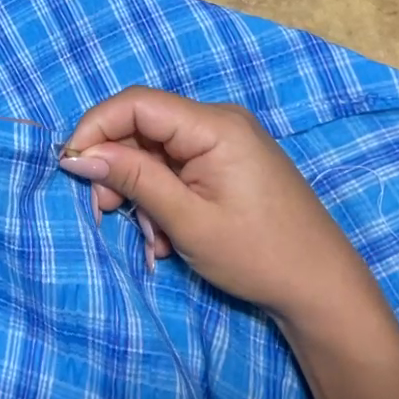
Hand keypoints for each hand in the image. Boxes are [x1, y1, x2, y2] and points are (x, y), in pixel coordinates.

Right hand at [58, 87, 375, 323]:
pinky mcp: (225, 162)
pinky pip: (174, 165)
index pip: (135, 104)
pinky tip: (164, 233)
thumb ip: (131, 179)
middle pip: (141, 127)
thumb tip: (75, 155)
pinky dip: (158, 195)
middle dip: (116, 167)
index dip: (95, 128)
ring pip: (153, 149)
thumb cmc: (258, 256)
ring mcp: (224, 141)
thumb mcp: (186, 220)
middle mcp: (218, 121)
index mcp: (214, 125)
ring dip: (137, 189)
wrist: (326, 294)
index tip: (71, 166)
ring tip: (148, 236)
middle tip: (106, 211)